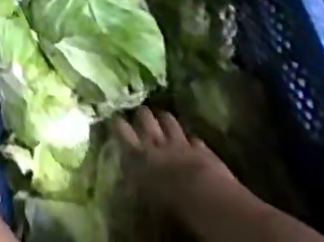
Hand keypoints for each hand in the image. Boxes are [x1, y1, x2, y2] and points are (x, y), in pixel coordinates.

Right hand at [111, 107, 237, 202]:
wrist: (208, 203)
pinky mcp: (202, 150)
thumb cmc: (171, 208)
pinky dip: (191, 140)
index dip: (118, 123)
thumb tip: (125, 194)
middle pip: (144, 117)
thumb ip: (135, 191)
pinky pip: (194, 138)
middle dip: (142, 115)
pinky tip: (192, 143)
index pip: (121, 130)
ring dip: (165, 121)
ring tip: (164, 123)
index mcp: (137, 156)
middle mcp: (155, 144)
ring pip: (168, 120)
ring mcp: (179, 144)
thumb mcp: (145, 205)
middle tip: (141, 118)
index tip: (116, 120)